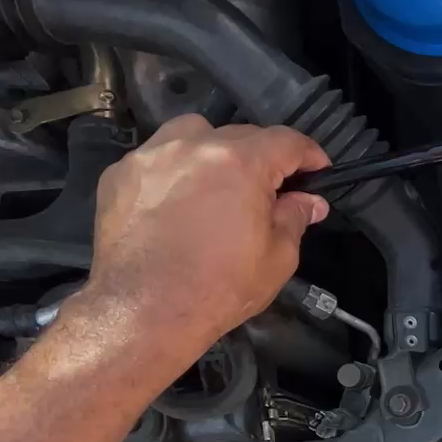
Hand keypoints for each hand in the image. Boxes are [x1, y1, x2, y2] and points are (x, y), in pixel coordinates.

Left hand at [62, 114, 328, 371]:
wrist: (146, 307)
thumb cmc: (221, 286)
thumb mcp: (278, 257)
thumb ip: (294, 218)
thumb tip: (309, 201)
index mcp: (240, 164)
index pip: (286, 141)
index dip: (310, 153)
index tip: (320, 168)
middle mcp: (194, 146)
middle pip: (242, 134)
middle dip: (266, 156)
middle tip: (275, 188)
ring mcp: (152, 155)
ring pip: (194, 133)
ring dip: (218, 150)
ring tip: (224, 182)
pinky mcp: (121, 173)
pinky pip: (160, 156)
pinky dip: (180, 169)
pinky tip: (183, 201)